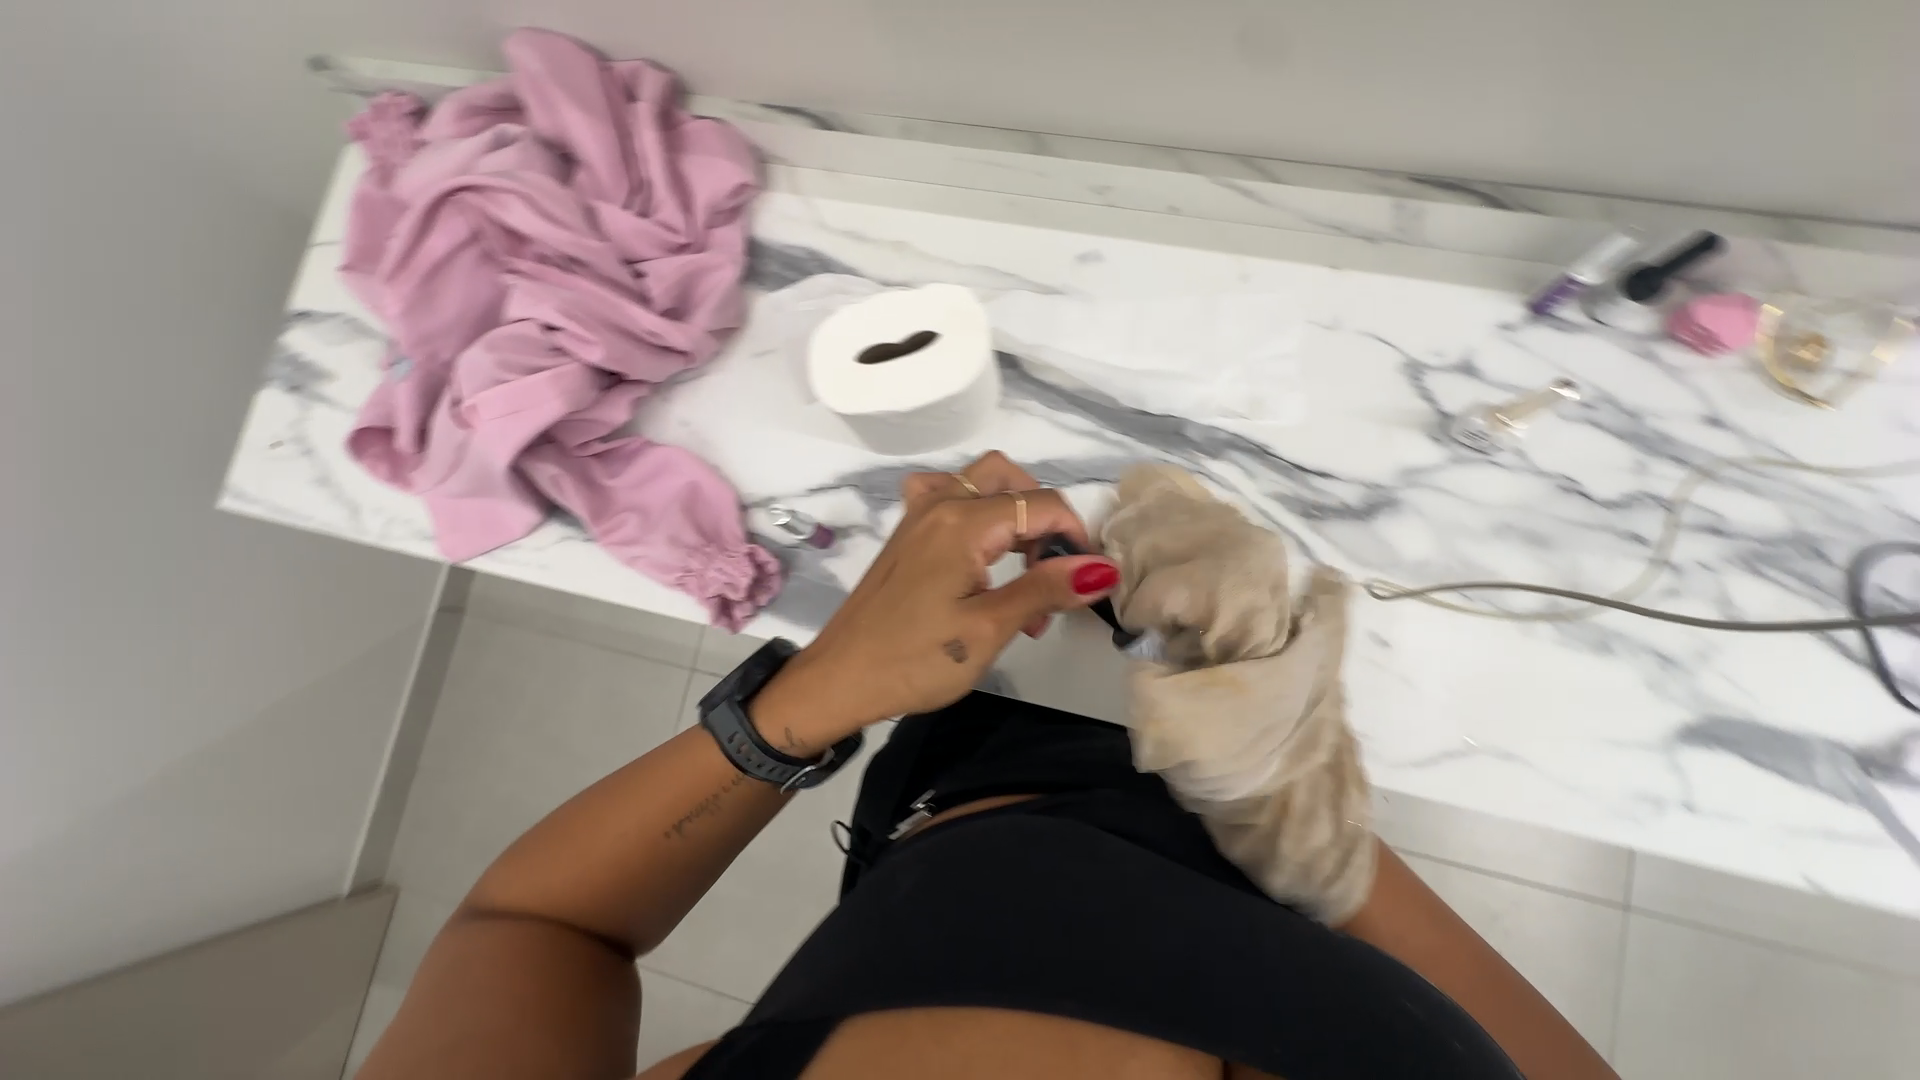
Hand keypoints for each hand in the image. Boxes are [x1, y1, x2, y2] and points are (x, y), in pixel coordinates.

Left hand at [750, 451, 1120, 756]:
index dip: (1076, 536)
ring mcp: (918, 516)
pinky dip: (977, 513)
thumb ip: (1044, 589)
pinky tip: (980, 552)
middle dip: (1044, 518)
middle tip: (1052, 573)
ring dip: (1013, 515)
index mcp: (963, 522)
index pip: (1041, 505)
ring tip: (1021, 573)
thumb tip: (1102, 568)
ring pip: (980, 484)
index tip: (1089, 582)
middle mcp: (939, 504)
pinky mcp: (907, 534)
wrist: (840, 680)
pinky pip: (949, 498)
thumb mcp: (988, 628)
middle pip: (1011, 480)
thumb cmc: (915, 660)